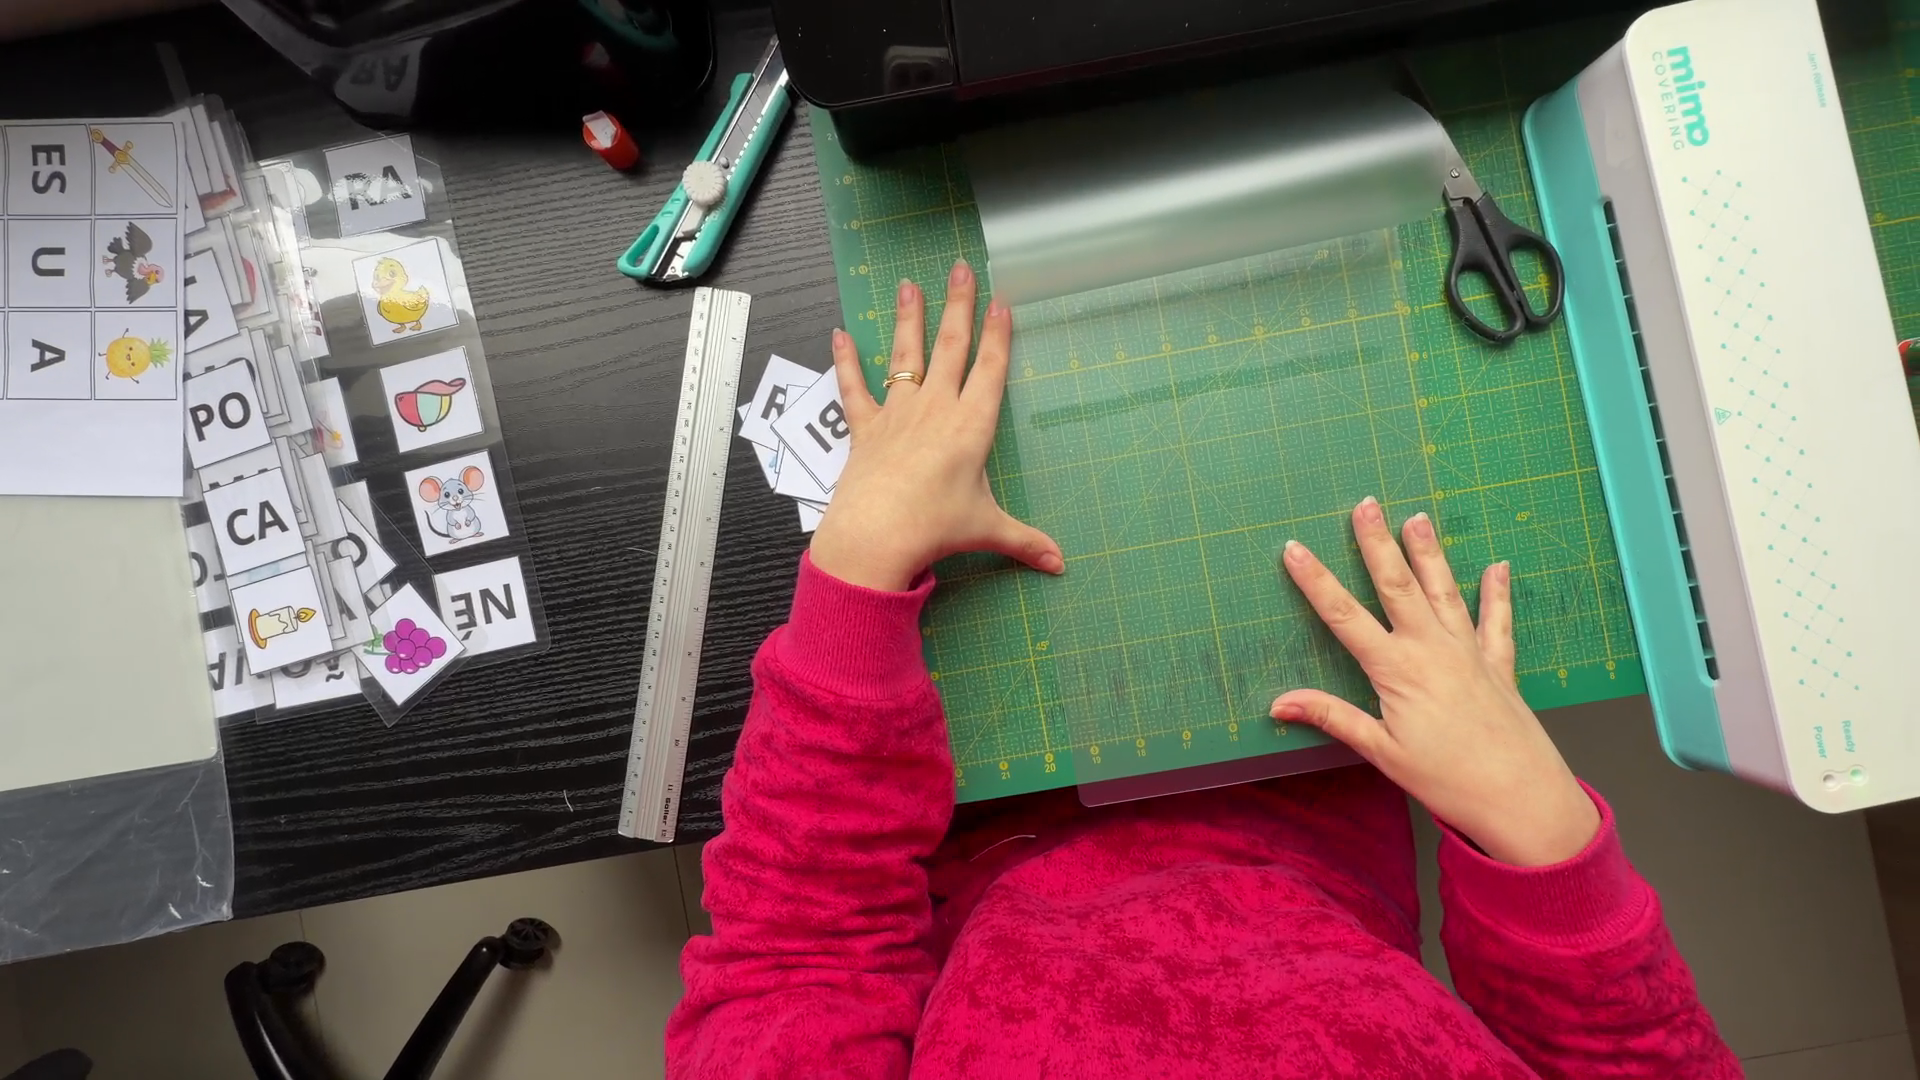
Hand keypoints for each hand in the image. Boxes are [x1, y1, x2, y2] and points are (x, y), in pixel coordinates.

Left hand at [808, 260, 1064, 591]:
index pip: (990, 369)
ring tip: (908, 284)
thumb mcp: (986, 530)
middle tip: (960, 268)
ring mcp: (898, 412)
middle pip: (951, 347)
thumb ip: (1025, 542)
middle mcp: (936, 407)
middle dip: (959, 306)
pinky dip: (846, 362)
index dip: (998, 333)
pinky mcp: (865, 426)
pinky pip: (854, 388)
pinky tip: (839, 334)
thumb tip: (1061, 565)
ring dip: (909, 318)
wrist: (877, 534)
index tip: (1001, 299)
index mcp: (971, 424)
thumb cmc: (936, 526)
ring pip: (906, 355)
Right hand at [1272, 498, 1598, 866]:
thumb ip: (1331, 717)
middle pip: (1397, 585)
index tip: (1295, 549)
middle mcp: (1432, 649)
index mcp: (1396, 669)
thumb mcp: (1380, 751)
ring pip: (1443, 591)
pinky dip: (1498, 594)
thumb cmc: (1448, 780)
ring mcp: (1468, 654)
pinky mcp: (1498, 667)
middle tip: (1365, 505)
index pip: (1344, 614)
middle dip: (1377, 543)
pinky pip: (1497, 623)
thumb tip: (1278, 703)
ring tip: (1418, 517)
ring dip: (1429, 553)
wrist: (1526, 804)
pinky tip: (1499, 568)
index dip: (1315, 580)